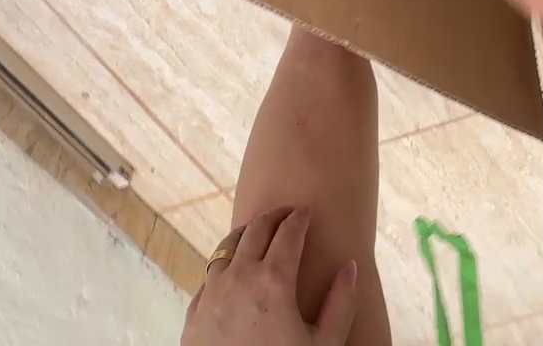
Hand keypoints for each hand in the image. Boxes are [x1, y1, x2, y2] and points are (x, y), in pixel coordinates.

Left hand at [183, 207, 356, 345]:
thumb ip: (341, 303)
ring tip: (258, 233)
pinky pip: (209, 277)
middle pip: (256, 229)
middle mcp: (239, 278)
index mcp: (274, 281)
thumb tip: (350, 267)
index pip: (289, 231)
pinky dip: (224, 265)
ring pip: (226, 246)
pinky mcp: (193, 318)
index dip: (300, 217)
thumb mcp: (324, 345)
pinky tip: (233, 273)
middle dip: (274, 216)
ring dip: (246, 234)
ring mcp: (211, 296)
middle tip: (287, 213)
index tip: (306, 211)